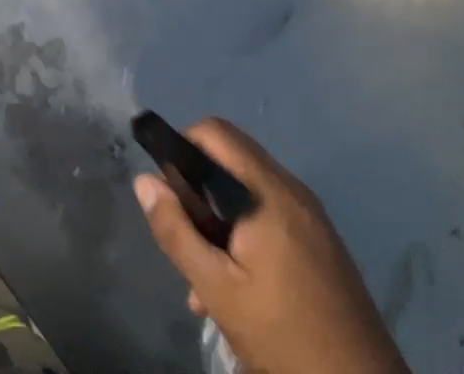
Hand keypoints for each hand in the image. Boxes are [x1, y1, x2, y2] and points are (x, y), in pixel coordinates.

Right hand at [135, 119, 408, 373]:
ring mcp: (310, 214)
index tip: (170, 195)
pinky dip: (243, 230)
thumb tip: (144, 181)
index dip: (182, 150)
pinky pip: (269, 212)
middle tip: (186, 234)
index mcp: (267, 193)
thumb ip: (176, 230)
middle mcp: (292, 190)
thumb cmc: (282, 331)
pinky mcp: (319, 238)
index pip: (215, 132)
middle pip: (230, 157)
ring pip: (247, 189)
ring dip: (218, 216)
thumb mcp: (216, 286)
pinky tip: (235, 282)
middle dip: (198, 187)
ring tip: (204, 274)